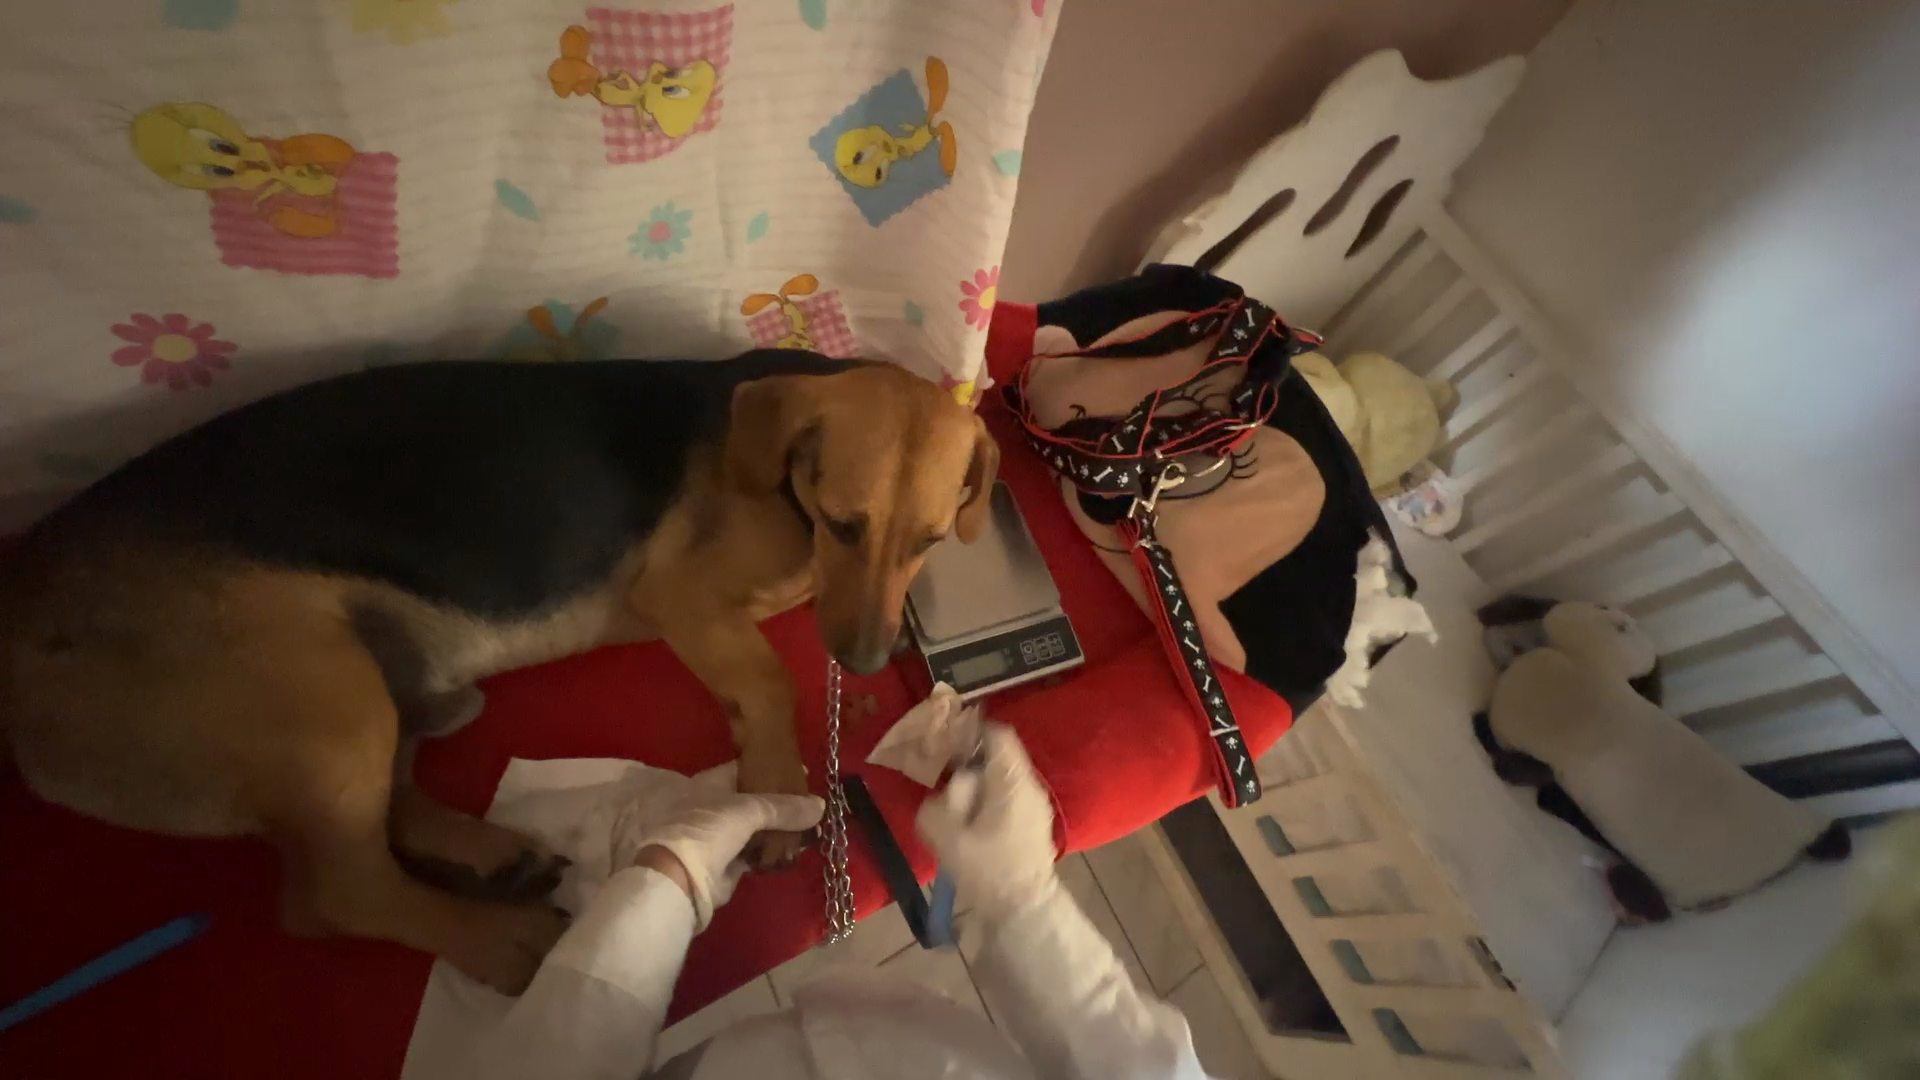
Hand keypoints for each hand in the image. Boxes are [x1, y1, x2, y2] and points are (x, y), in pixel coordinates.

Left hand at [623, 769, 823, 929]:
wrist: (682, 880)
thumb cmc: (710, 829)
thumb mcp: (750, 809)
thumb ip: (785, 807)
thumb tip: (820, 806)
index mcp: (712, 783)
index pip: (748, 769)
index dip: (775, 770)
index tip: (803, 775)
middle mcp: (715, 805)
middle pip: (756, 799)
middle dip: (783, 803)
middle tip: (812, 805)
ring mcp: (721, 835)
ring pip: (758, 827)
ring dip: (780, 829)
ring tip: (811, 828)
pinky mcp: (728, 862)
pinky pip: (757, 850)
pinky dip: (774, 850)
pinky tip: (796, 849)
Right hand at [915, 724, 1059, 918]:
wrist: (1026, 912)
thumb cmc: (989, 872)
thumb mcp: (949, 841)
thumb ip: (935, 810)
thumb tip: (937, 797)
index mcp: (1012, 782)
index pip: (998, 735)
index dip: (972, 731)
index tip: (948, 741)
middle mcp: (1029, 786)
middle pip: (998, 757)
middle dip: (969, 764)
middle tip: (945, 780)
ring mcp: (1035, 805)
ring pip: (1002, 778)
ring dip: (978, 785)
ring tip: (955, 806)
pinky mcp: (1033, 822)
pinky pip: (1008, 796)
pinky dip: (988, 800)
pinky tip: (971, 822)